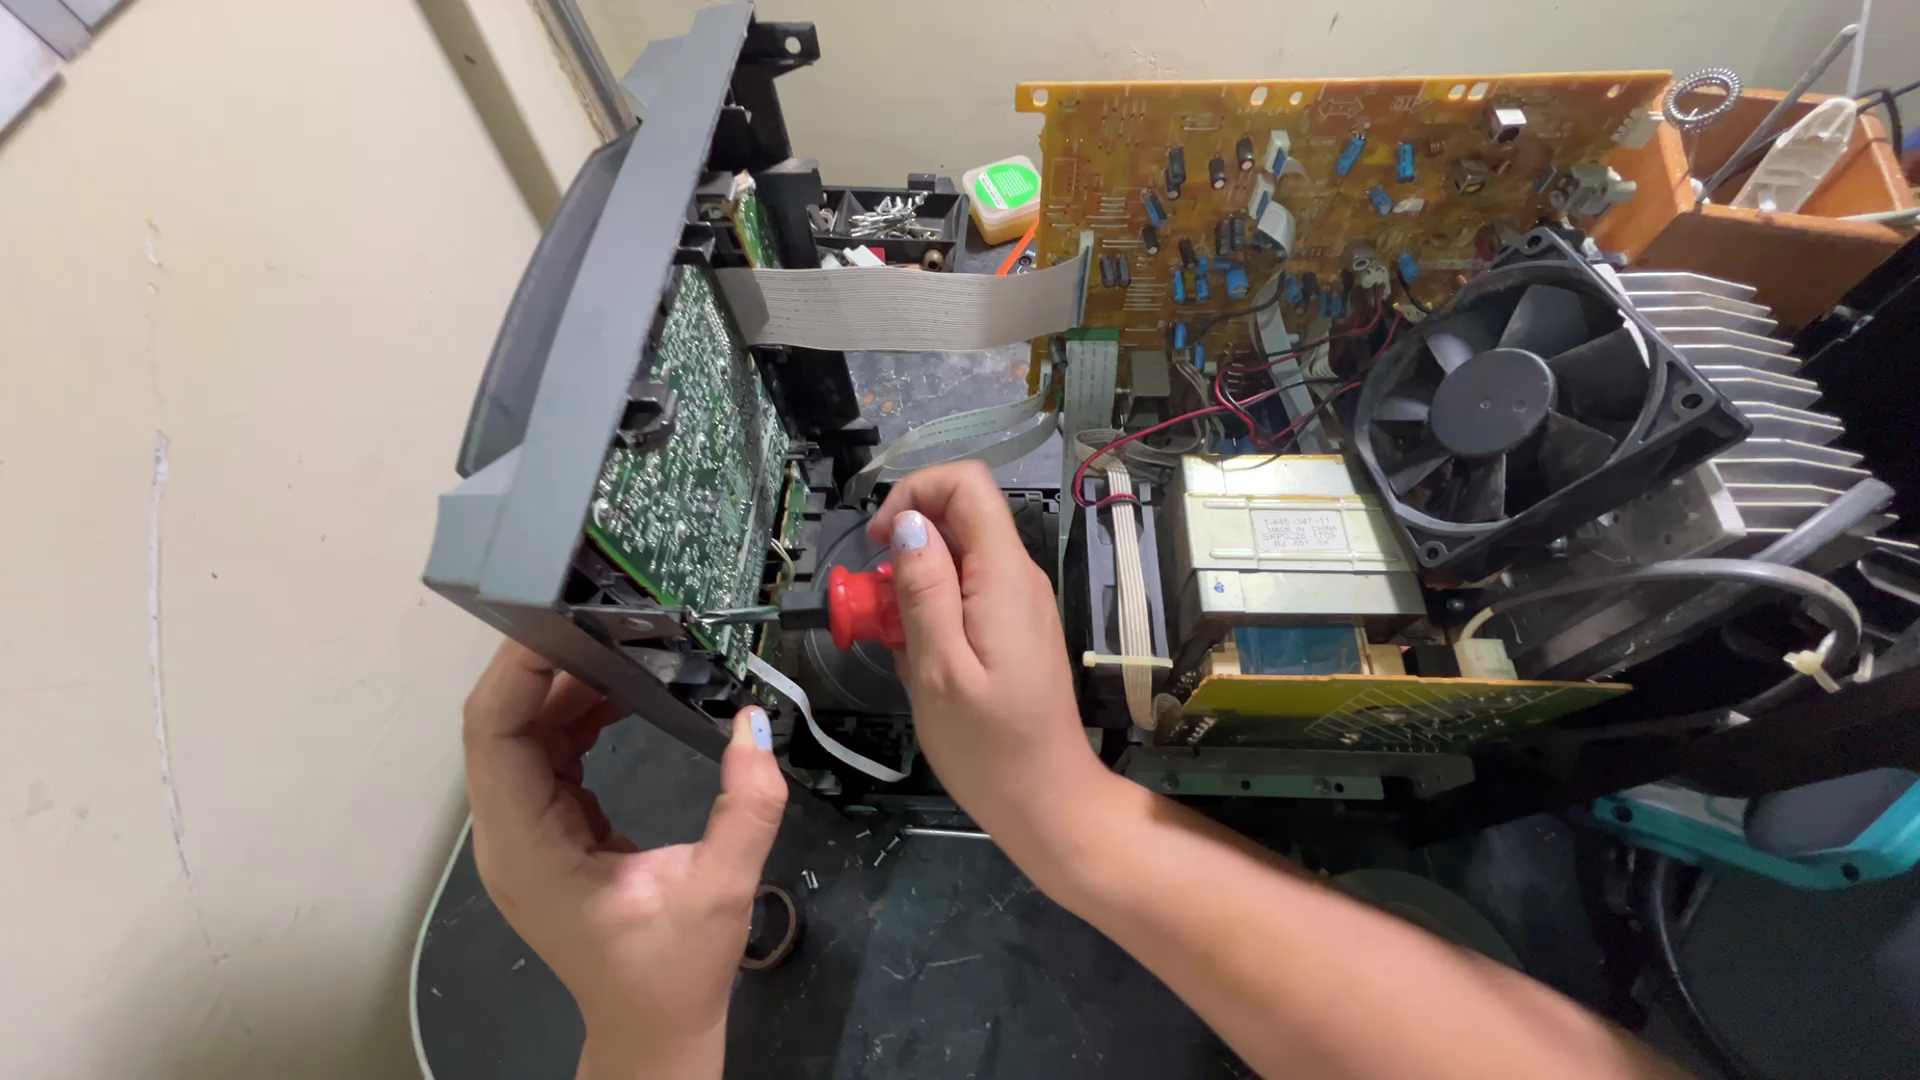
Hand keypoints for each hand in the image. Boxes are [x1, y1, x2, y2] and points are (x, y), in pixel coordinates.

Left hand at [461, 642, 786, 1078]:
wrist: (653, 1026)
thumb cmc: (675, 970)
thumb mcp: (721, 889)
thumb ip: (747, 807)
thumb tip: (753, 722)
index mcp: (530, 848)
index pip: (494, 737)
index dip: (518, 673)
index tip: (563, 623)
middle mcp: (511, 834)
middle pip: (503, 725)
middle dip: (547, 666)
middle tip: (607, 619)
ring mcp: (528, 831)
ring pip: (526, 734)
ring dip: (568, 687)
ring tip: (625, 647)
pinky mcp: (553, 828)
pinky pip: (552, 753)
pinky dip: (581, 715)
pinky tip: (625, 694)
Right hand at [866, 463, 1108, 842]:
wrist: (1047, 801)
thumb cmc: (989, 746)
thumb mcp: (940, 669)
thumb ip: (925, 591)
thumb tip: (909, 525)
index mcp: (1004, 575)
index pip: (967, 484)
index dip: (915, 493)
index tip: (879, 543)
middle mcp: (1018, 575)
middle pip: (960, 516)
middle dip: (907, 544)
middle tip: (875, 604)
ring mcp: (1019, 600)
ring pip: (959, 555)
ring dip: (914, 582)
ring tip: (893, 636)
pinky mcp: (1013, 626)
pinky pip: (967, 591)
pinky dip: (932, 608)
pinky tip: (916, 652)